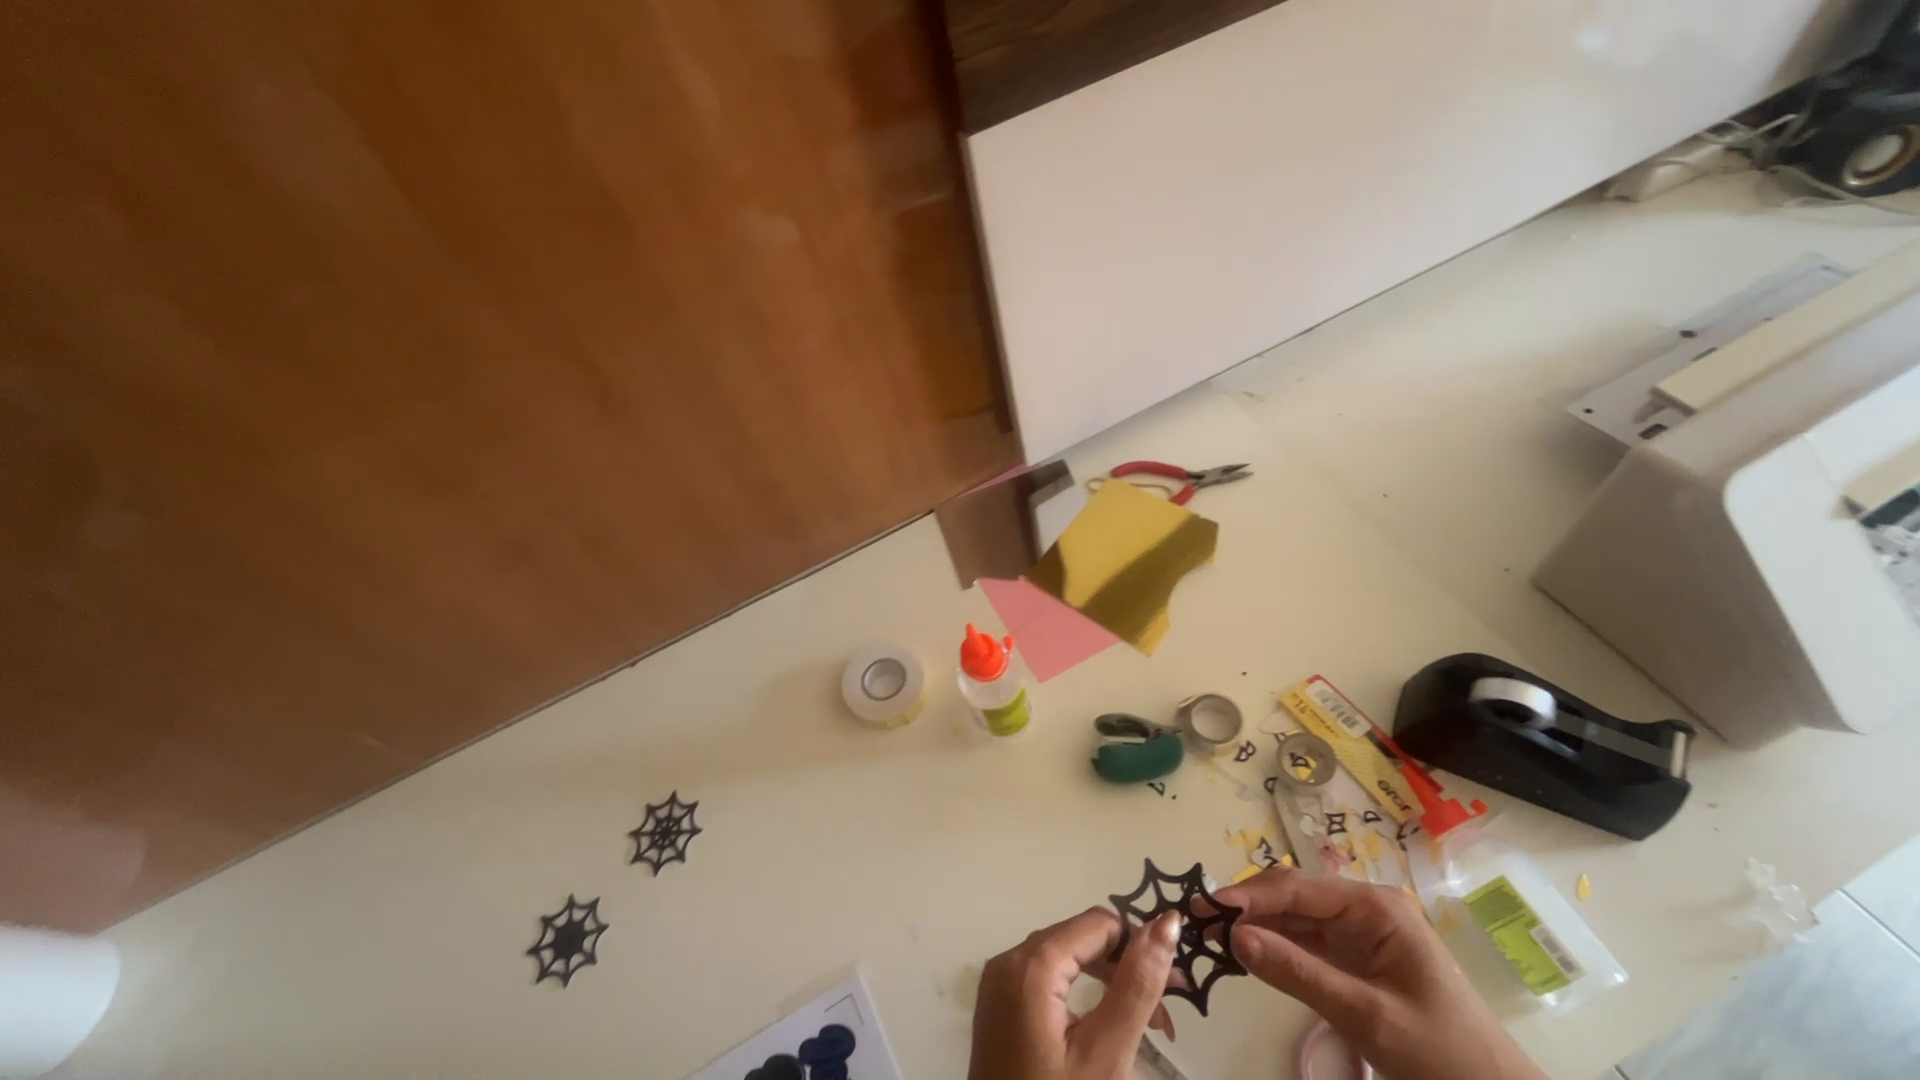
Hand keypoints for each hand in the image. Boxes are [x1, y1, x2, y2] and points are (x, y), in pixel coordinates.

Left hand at [968, 907, 1181, 1079]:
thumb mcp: (1105, 1052)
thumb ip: (1136, 984)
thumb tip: (1168, 920)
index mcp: (1030, 964)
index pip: (1099, 923)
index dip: (1140, 946)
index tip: (1177, 989)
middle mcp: (1008, 961)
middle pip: (1081, 938)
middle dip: (1127, 966)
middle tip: (1168, 1016)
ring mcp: (998, 984)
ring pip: (1066, 958)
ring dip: (1109, 981)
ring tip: (1148, 1026)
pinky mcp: (999, 1006)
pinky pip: (1046, 980)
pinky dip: (1081, 994)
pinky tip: (1106, 1028)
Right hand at [1213, 867, 1545, 1079]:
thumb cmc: (1440, 1053)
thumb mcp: (1366, 1015)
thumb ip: (1298, 973)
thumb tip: (1235, 937)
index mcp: (1376, 908)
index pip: (1299, 888)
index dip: (1249, 895)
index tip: (1204, 907)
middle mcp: (1366, 909)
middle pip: (1293, 895)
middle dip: (1247, 905)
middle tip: (1198, 920)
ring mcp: (1360, 933)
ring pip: (1294, 916)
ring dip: (1255, 924)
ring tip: (1210, 934)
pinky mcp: (1355, 959)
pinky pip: (1305, 941)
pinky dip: (1273, 945)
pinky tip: (1244, 950)